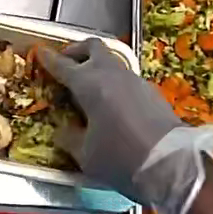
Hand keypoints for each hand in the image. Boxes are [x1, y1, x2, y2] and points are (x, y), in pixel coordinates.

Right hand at [40, 40, 212, 213]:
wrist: (172, 166)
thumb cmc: (122, 159)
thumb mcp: (86, 155)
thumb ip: (69, 138)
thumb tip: (63, 131)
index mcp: (90, 84)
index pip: (63, 65)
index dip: (49, 59)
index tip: (40, 53)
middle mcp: (113, 74)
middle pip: (92, 47)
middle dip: (75, 51)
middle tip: (65, 63)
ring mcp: (135, 80)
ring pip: (111, 61)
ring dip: (96, 66)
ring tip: (86, 86)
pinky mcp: (150, 92)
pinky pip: (125, 78)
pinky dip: (112, 81)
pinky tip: (110, 102)